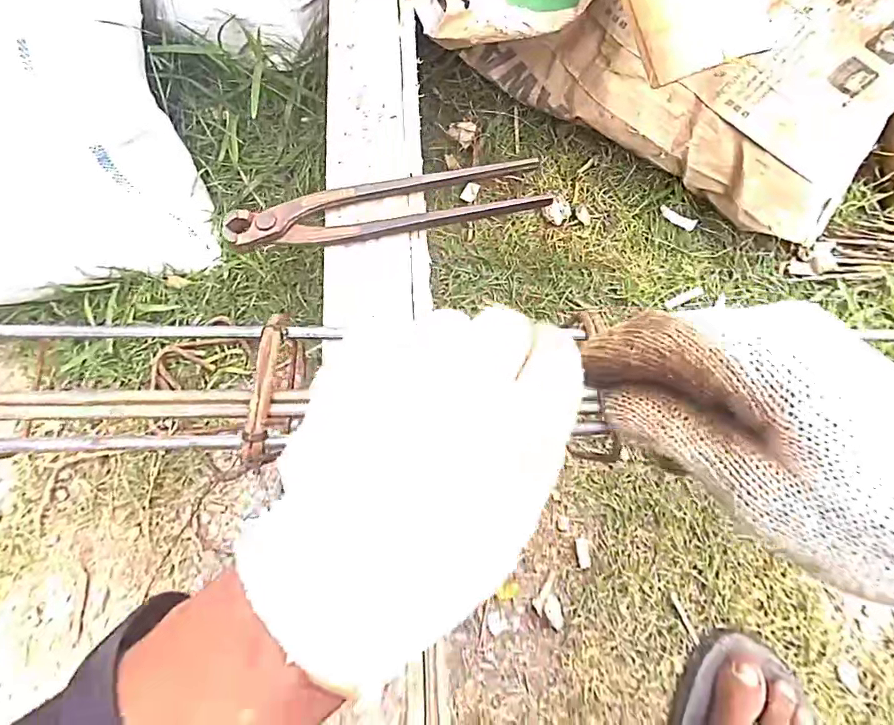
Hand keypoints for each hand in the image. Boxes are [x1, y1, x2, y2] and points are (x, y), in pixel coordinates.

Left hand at [234, 307, 582, 698]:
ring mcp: (408, 367)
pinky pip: (391, 330)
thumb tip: (541, 385)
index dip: (545, 356)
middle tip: (478, 375)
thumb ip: (537, 441)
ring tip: (422, 392)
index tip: (532, 362)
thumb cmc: (433, 559)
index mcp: (520, 428)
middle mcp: (470, 386)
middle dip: (497, 344)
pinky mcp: (358, 361)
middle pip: (503, 322)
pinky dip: (392, 351)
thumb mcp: (515, 515)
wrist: (338, 571)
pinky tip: (383, 390)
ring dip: (443, 348)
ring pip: (446, 322)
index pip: (555, 353)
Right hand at [586, 302, 893, 691]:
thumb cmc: (870, 525)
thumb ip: (672, 433)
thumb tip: (613, 401)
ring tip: (667, 439)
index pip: (656, 333)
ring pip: (707, 344)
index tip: (572, 380)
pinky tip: (715, 427)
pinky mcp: (819, 351)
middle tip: (618, 425)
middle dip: (640, 373)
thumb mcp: (752, 491)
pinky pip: (741, 354)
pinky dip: (710, 385)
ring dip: (675, 382)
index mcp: (763, 352)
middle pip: (680, 334)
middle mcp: (780, 324)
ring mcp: (804, 333)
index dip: (607, 353)